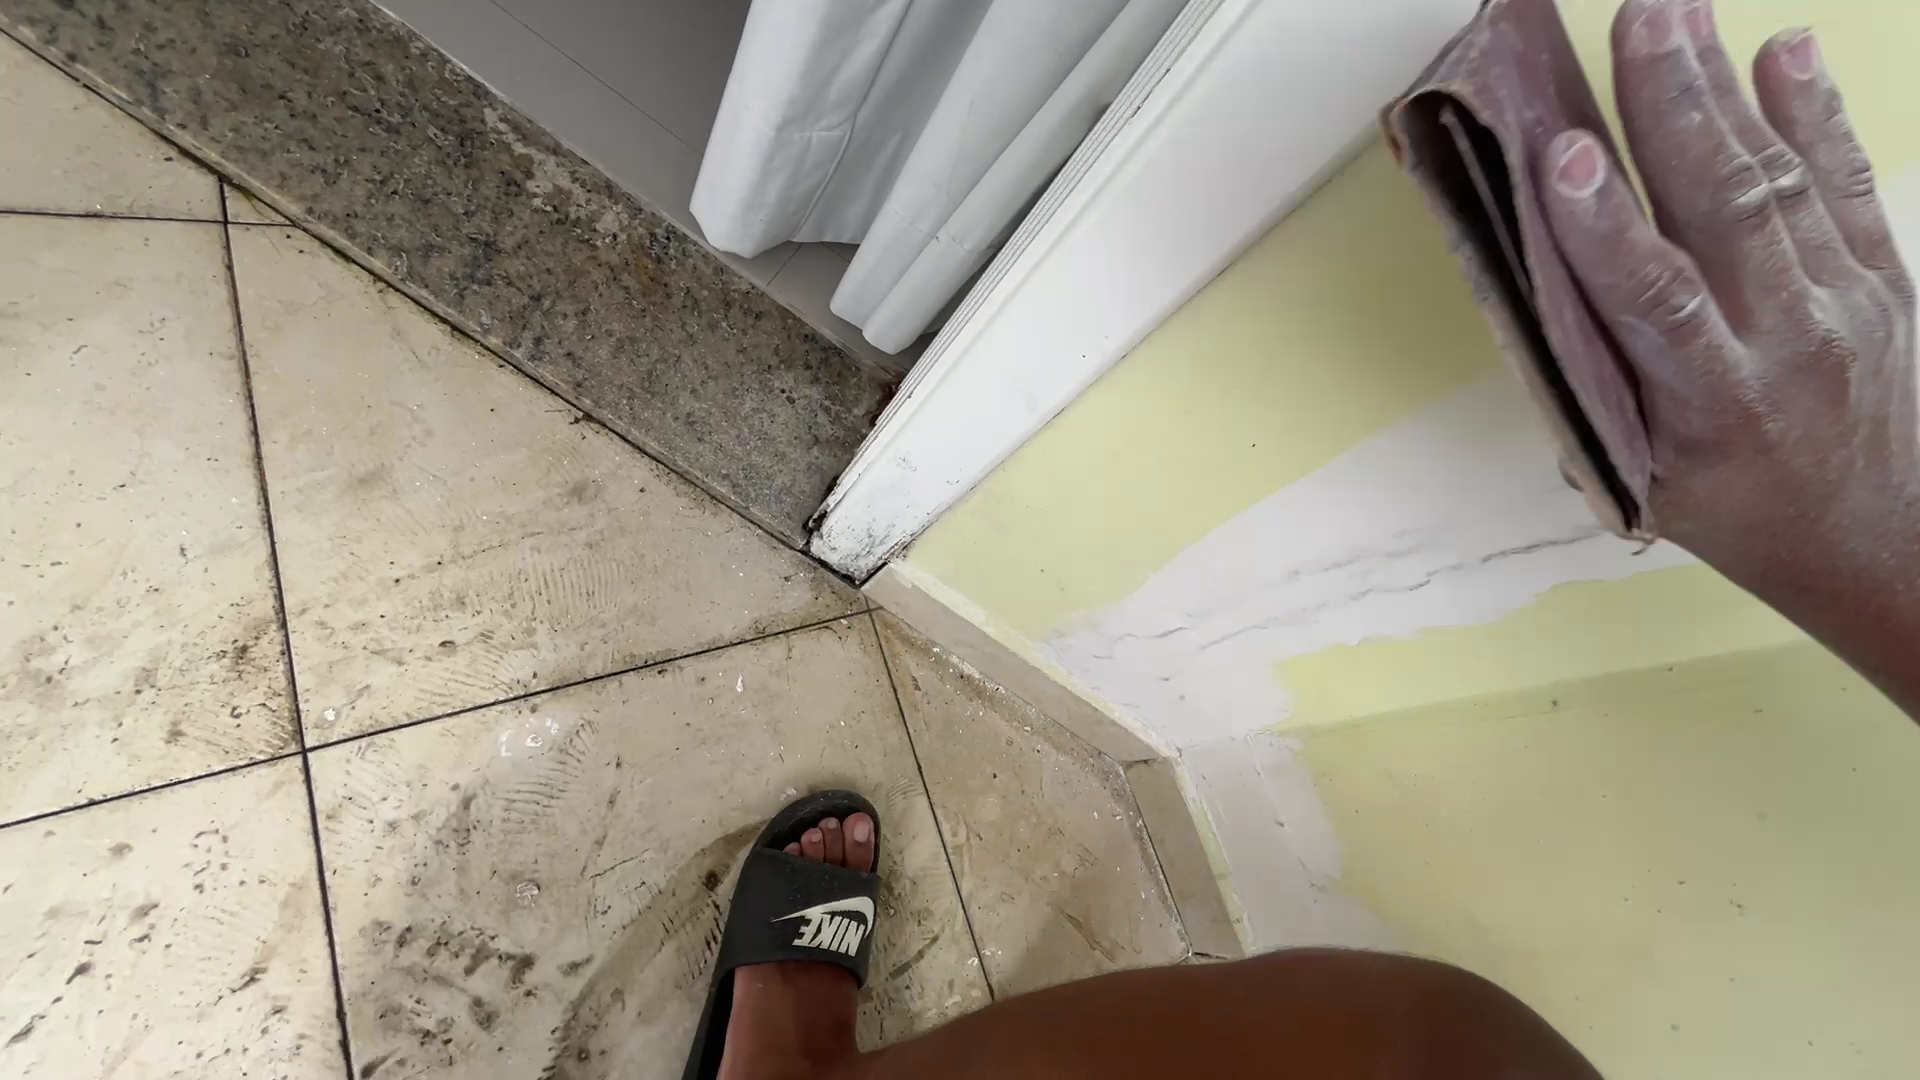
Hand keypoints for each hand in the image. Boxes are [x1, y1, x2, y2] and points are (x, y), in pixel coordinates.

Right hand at [1539, 0, 1917, 710]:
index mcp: (1712, 398)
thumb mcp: (1643, 481)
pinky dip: (1812, 115)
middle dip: (1670, 109)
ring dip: (1723, 92)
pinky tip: (1781, 57)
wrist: (1893, 542)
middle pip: (1725, 205)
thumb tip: (1546, 321)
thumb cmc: (1741, 519)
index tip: (1562, 160)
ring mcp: (1846, 299)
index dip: (1602, 225)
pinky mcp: (1883, 279)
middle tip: (1634, 22)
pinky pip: (1845, 185)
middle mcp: (1788, 335)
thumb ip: (1595, 397)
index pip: (1650, 294)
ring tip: (1677, 17)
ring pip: (1778, 180)